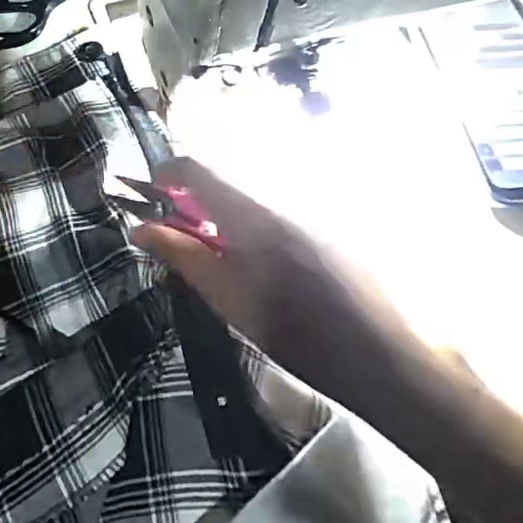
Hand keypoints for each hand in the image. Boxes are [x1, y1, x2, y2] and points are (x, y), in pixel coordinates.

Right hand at [131, 158, 465, 403]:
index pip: (194, 169)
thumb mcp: (226, 297)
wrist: (381, 354)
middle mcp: (275, 199)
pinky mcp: (320, 228)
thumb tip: (140, 227)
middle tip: (179, 242)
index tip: (147, 197)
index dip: (164, 175)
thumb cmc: (294, 330)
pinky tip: (257, 269)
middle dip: (190, 204)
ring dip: (219, 219)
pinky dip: (247, 230)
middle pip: (219, 184)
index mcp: (248, 211)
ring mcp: (301, 211)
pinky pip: (269, 214)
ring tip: (218, 262)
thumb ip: (182, 255)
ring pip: (244, 201)